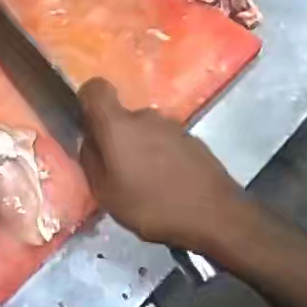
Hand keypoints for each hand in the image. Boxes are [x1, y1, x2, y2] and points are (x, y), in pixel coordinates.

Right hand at [78, 78, 265, 258]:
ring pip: (144, 132)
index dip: (88, 99)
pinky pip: (166, 143)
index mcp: (118, 125)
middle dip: (116, 138)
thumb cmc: (153, 205)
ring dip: (140, 150)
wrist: (218, 217)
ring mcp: (174, 127)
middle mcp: (145, 117)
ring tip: (145, 183)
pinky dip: (161, 158)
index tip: (88, 124)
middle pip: (121, 117)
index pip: (96, 88)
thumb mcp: (106, 193)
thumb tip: (88, 142)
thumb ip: (90, 161)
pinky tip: (168, 185)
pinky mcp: (194, 141)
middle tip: (117, 170)